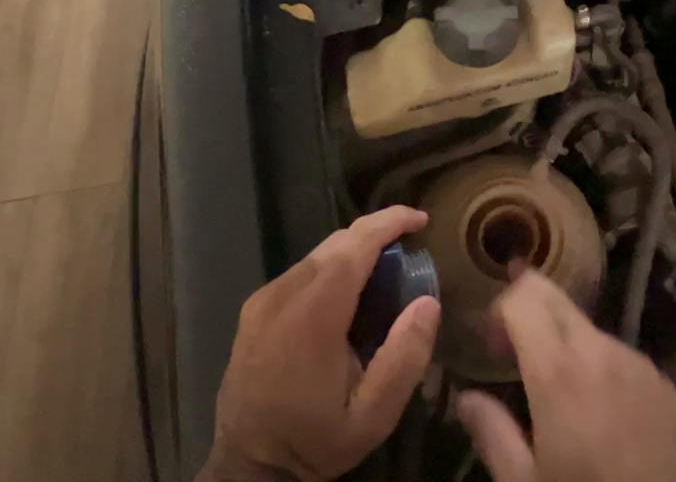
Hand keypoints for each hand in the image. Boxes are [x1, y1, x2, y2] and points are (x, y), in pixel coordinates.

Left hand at [199, 206, 441, 481]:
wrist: (247, 467)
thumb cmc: (314, 440)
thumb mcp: (373, 416)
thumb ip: (404, 357)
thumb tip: (427, 301)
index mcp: (312, 316)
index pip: (354, 245)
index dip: (389, 222)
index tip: (421, 219)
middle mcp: (282, 295)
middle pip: (336, 242)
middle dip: (377, 234)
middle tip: (411, 250)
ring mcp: (263, 300)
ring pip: (318, 253)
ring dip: (354, 251)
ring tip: (385, 272)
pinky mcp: (254, 309)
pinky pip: (301, 270)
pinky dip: (332, 267)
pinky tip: (349, 293)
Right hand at [456, 270, 675, 481]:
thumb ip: (492, 432)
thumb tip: (466, 399)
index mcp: (560, 371)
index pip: (524, 296)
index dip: (500, 310)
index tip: (491, 347)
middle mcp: (601, 350)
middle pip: (556, 299)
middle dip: (527, 314)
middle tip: (510, 358)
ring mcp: (637, 361)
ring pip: (587, 328)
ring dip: (562, 344)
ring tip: (554, 396)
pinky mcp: (662, 380)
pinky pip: (618, 354)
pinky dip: (596, 366)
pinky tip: (596, 414)